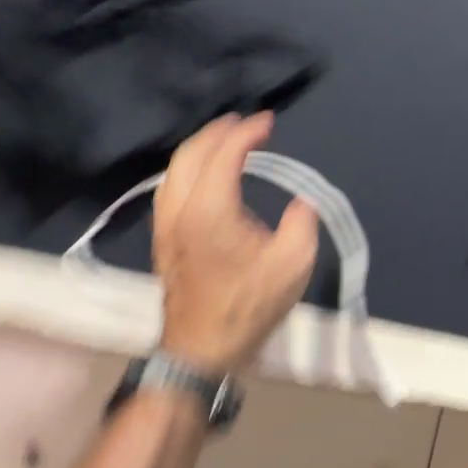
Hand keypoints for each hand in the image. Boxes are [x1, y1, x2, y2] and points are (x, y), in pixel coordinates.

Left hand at [153, 113, 318, 374]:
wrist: (202, 344)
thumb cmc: (250, 304)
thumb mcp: (294, 264)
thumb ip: (302, 223)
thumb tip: (303, 201)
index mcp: (210, 210)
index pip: (224, 156)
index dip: (246, 134)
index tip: (268, 122)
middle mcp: (180, 209)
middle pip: (190, 155)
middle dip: (217, 133)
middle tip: (245, 123)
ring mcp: (166, 223)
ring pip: (175, 170)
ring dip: (200, 149)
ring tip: (226, 141)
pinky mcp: (164, 237)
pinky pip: (172, 186)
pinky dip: (191, 168)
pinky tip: (207, 175)